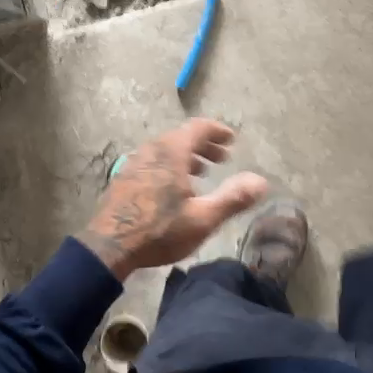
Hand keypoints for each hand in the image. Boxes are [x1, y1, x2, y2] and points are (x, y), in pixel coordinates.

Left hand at [77, 119, 269, 279]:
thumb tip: (261, 181)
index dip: (217, 131)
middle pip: (182, 137)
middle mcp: (152, 148)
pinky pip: (154, 160)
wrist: (110, 244)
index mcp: (171, 151)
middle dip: (205, 145)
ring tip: (202, 174)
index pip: (198, 127)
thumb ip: (233, 198)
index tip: (232, 139)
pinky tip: (176, 189)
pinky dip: (171, 165)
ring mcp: (136, 161)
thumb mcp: (203, 218)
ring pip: (166, 149)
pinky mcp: (126, 176)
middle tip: (222, 159)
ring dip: (188, 156)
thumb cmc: (160, 230)